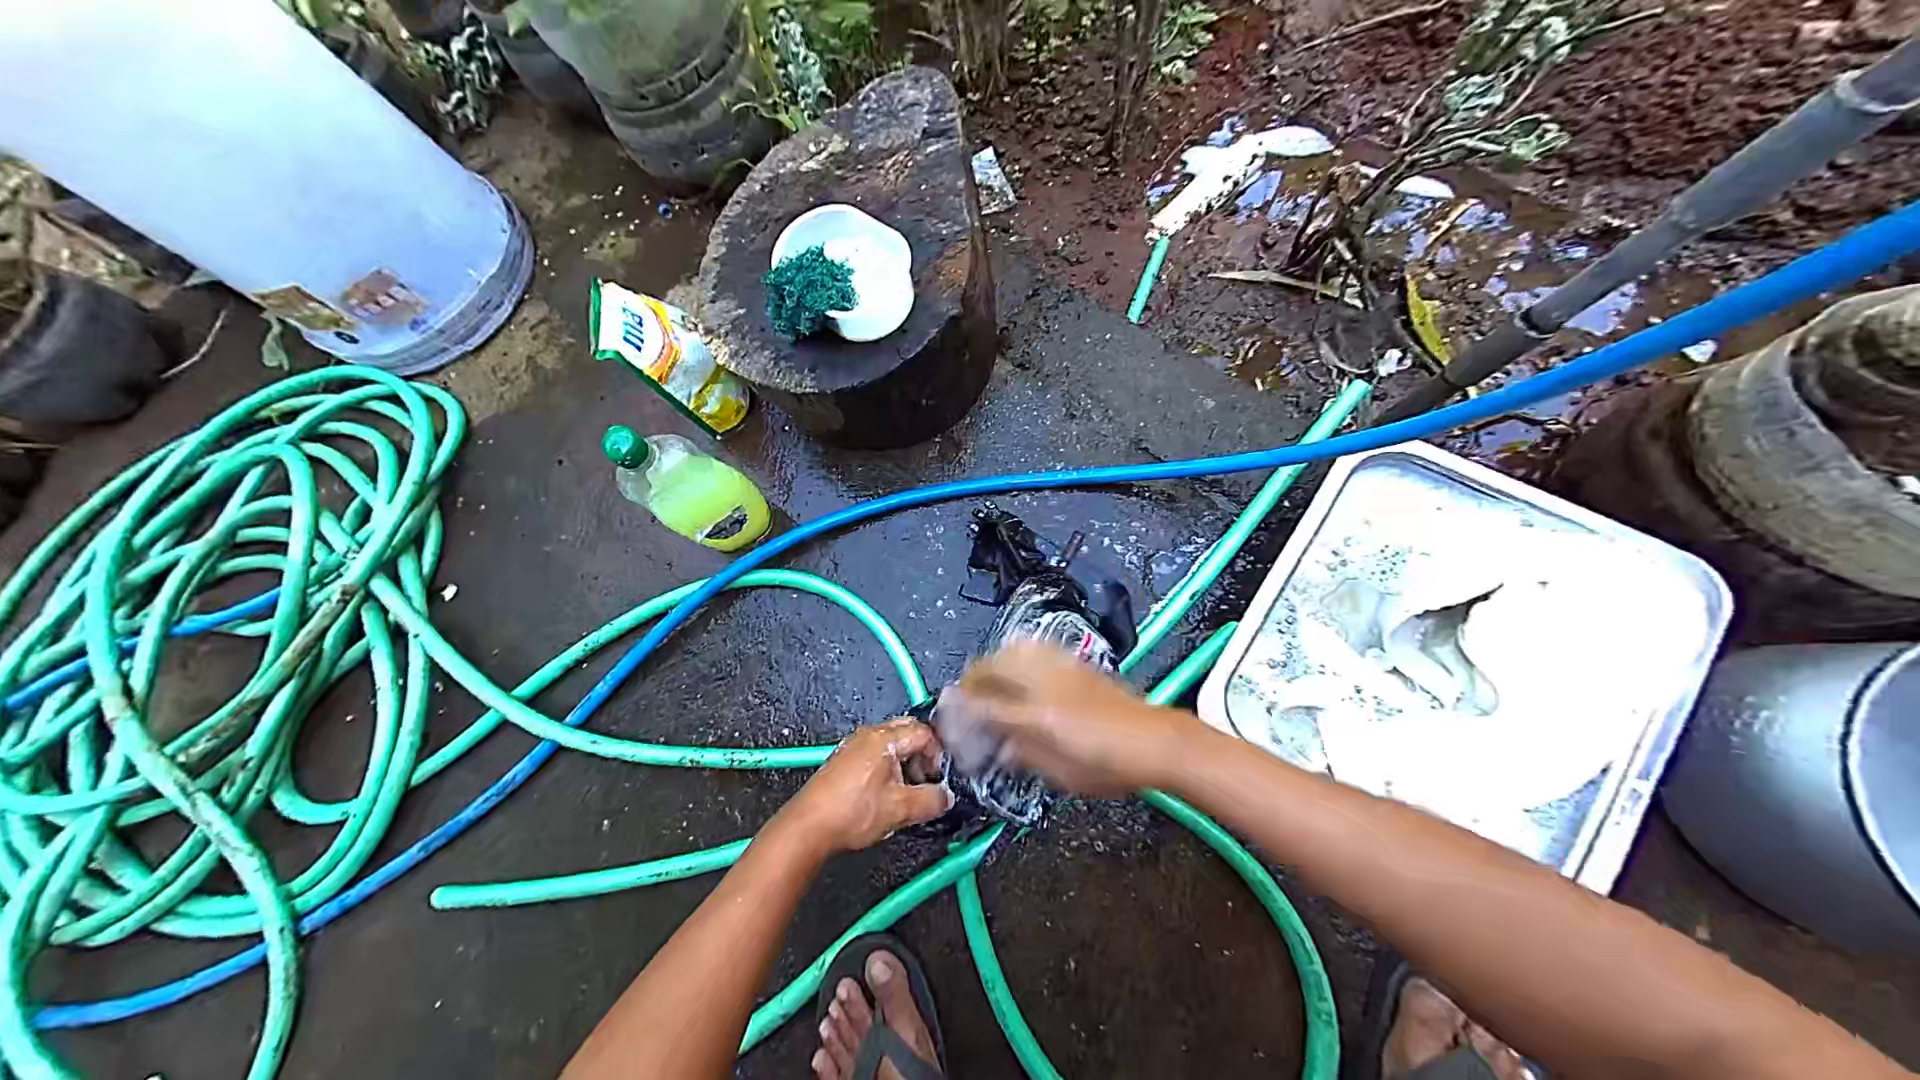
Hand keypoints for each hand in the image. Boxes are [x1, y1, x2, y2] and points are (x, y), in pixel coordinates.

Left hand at [780, 718, 953, 853]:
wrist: (809, 828)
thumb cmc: (847, 813)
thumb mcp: (901, 810)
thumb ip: (931, 800)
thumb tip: (944, 797)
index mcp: (883, 739)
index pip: (924, 732)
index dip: (937, 755)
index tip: (937, 777)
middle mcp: (867, 736)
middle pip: (908, 734)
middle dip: (922, 757)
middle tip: (925, 781)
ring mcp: (853, 747)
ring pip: (891, 746)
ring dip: (904, 766)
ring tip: (904, 793)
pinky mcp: (844, 761)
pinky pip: (874, 756)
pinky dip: (886, 771)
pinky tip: (884, 797)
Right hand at [954, 643, 1208, 795]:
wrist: (1158, 742)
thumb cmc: (1114, 765)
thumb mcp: (1063, 775)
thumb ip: (1025, 756)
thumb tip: (1003, 748)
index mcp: (1039, 717)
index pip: (987, 705)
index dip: (964, 708)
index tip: (953, 711)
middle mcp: (1047, 686)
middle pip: (995, 668)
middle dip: (973, 678)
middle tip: (964, 692)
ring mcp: (1063, 670)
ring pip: (1014, 650)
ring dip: (993, 660)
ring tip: (985, 674)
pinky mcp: (1078, 664)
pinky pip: (1038, 647)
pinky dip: (1019, 650)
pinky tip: (1019, 656)